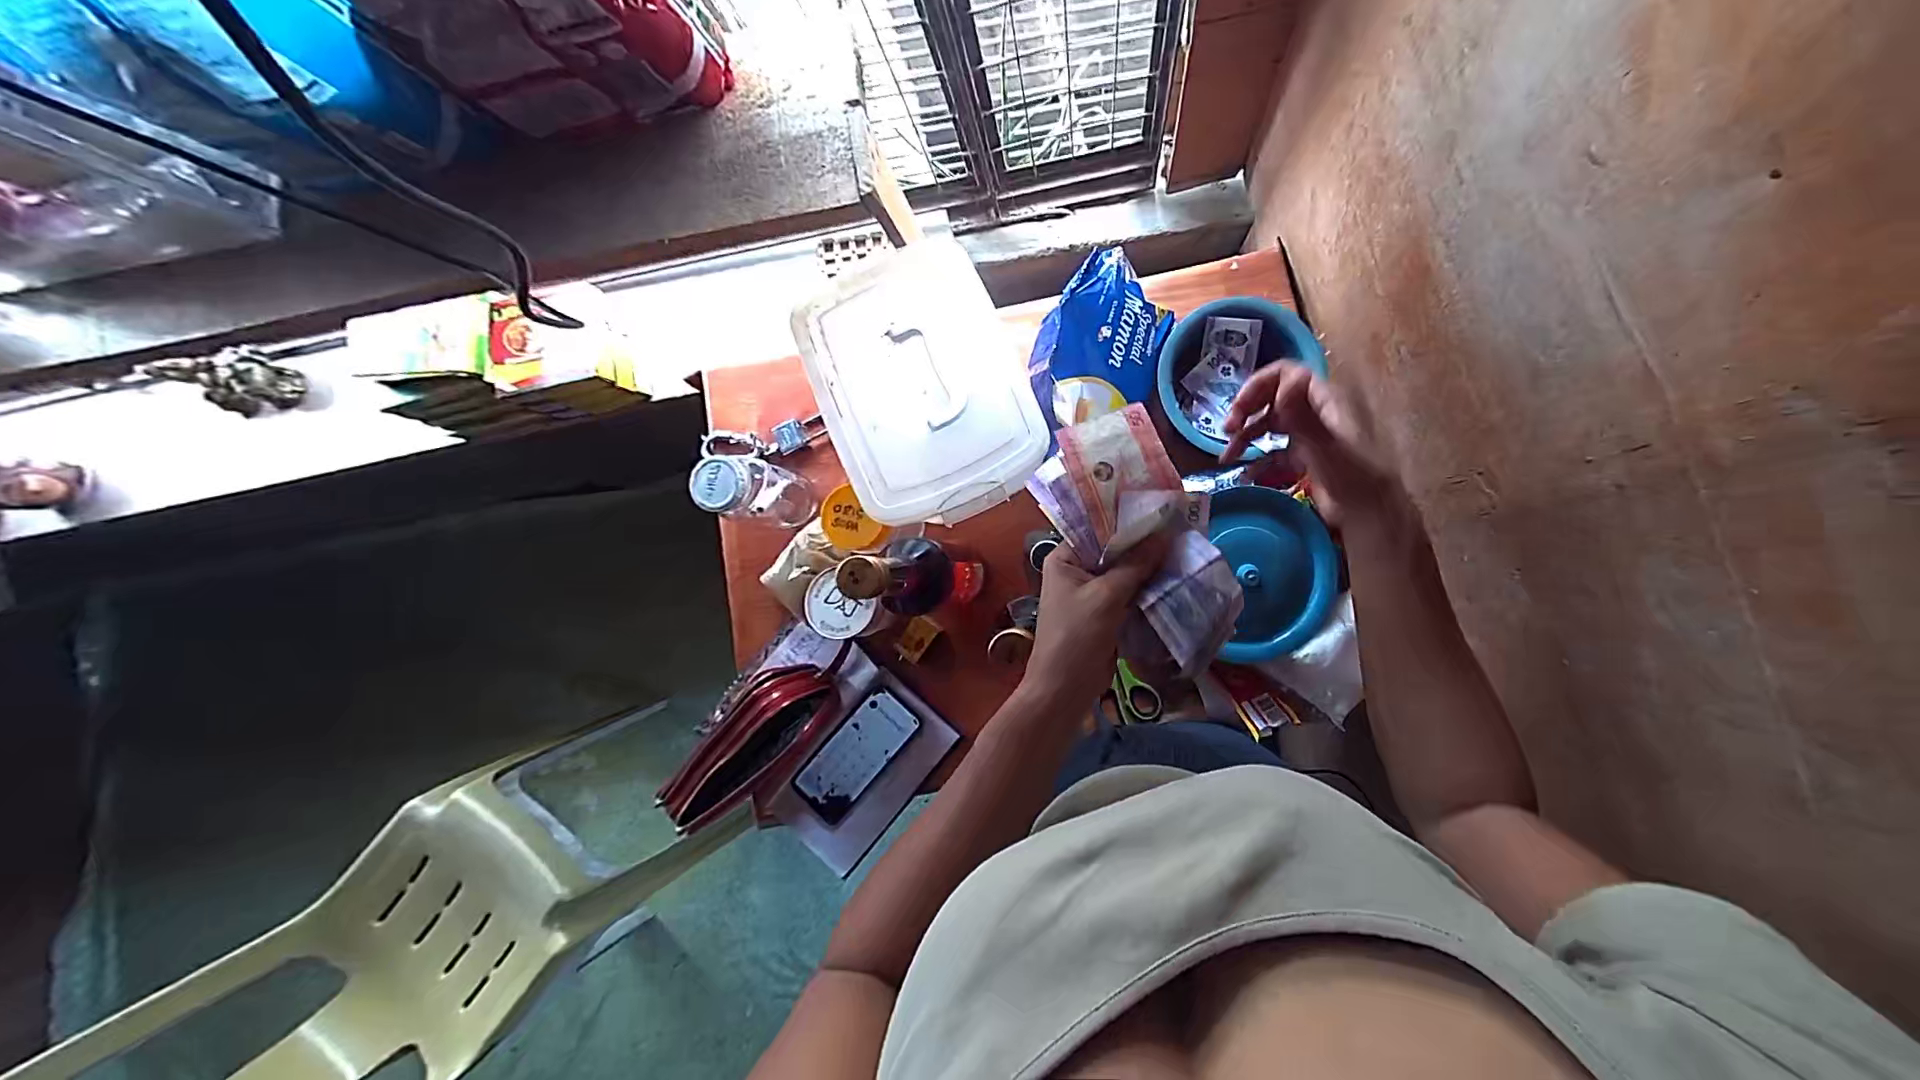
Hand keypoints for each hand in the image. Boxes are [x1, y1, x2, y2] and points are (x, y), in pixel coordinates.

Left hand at [1021, 530, 1171, 707]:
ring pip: (1126, 572)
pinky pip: (1131, 593)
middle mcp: (1077, 570)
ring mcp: (1093, 592)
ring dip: (1151, 568)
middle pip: (1115, 550)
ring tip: (1185, 551)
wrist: (1065, 689)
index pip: (1098, 529)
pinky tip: (1176, 579)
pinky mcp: (1107, 612)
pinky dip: (1150, 589)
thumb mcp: (1105, 597)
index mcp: (1065, 558)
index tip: (1162, 511)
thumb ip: (1135, 565)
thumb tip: (1164, 534)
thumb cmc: (1075, 637)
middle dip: (1145, 545)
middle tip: (1182, 531)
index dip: (1128, 521)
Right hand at [1218, 360, 1400, 527]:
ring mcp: (1310, 436)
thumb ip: (1302, 413)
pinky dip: (1256, 458)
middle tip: (1227, 431)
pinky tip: (1245, 472)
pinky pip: (1274, 450)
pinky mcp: (1305, 458)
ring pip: (1270, 424)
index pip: (1286, 375)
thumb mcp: (1324, 446)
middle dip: (1246, 411)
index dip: (1258, 386)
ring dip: (1246, 436)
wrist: (1370, 518)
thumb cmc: (1353, 479)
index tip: (1237, 410)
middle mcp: (1316, 413)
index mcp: (1326, 400)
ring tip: (1228, 457)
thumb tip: (1287, 378)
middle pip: (1273, 397)